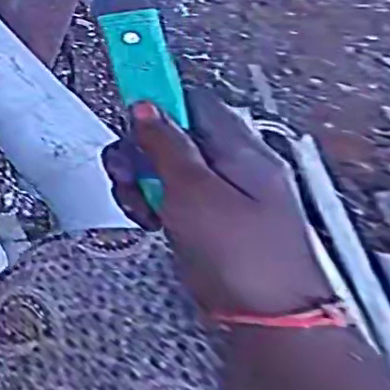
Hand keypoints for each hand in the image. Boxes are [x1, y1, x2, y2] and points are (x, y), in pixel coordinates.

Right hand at [103, 89, 333, 316]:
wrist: (263, 315)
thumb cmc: (239, 252)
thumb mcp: (192, 190)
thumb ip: (165, 145)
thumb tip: (146, 107)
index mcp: (240, 154)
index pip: (192, 101)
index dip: (157, 89)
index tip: (126, 74)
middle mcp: (229, 168)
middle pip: (164, 133)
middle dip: (134, 147)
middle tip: (128, 170)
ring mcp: (213, 192)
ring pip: (153, 163)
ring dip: (133, 177)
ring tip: (139, 202)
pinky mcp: (197, 214)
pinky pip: (156, 190)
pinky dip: (141, 199)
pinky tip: (147, 216)